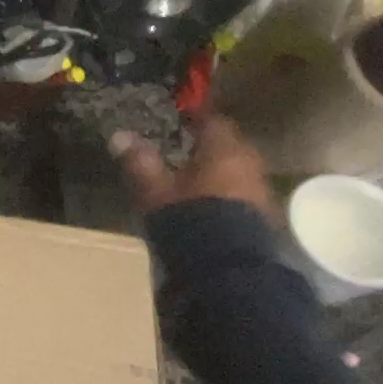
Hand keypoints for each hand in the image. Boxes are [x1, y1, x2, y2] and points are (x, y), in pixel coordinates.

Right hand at [109, 114, 277, 221]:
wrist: (226, 266)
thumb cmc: (188, 216)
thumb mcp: (154, 189)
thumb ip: (139, 161)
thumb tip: (118, 135)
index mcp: (224, 151)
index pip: (215, 122)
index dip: (198, 118)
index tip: (182, 119)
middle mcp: (249, 164)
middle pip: (232, 145)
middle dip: (211, 145)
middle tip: (187, 148)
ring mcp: (260, 191)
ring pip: (239, 169)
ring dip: (221, 169)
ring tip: (195, 176)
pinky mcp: (263, 215)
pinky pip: (243, 191)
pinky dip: (227, 190)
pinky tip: (209, 201)